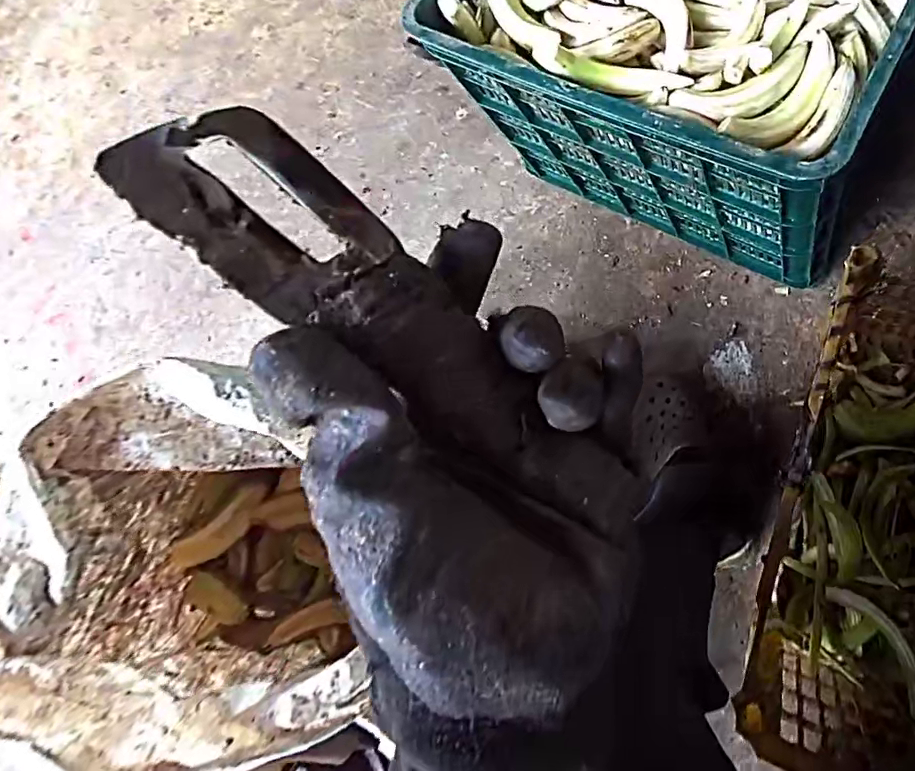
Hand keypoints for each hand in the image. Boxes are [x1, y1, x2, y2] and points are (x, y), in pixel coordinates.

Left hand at [248, 218, 648, 744]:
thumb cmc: (442, 610)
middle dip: (468, 283)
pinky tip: (617, 358)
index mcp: (401, 435)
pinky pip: (612, 390)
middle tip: (476, 240)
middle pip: (465, 329)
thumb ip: (352, 450)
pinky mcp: (598, 450)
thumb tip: (296, 354)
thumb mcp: (384, 535)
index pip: (379, 349)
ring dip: (547, 339)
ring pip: (541, 351)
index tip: (376, 251)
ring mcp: (536, 431)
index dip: (374, 298)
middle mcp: (465, 420)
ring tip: (552, 382)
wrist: (537, 673)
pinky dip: (616, 367)